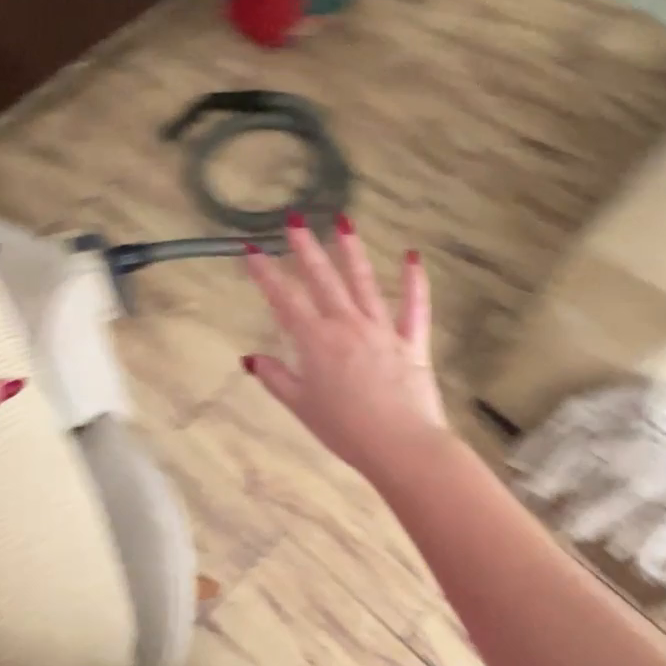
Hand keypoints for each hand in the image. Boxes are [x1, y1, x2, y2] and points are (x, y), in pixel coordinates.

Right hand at [240, 213, 449, 480]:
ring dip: (352, 251)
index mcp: (316, 341)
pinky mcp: (413, 341)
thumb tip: (251, 359)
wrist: (400, 444)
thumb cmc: (345, 430)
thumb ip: (277, 378)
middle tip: (294, 221)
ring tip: (343, 220)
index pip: (285, 300)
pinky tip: (412, 257)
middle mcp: (348, 326)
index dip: (266, 274)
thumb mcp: (301, 406)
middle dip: (306, 249)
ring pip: (364, 283)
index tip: (252, 249)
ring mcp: (383, 330)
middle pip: (323, 280)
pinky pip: (415, 306)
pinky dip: (414, 282)